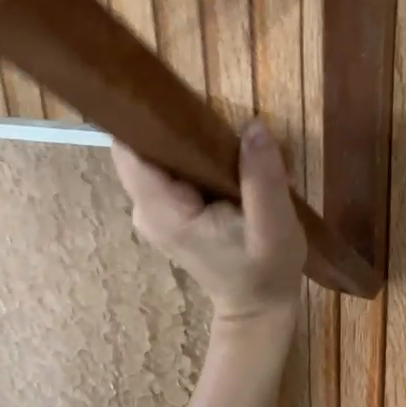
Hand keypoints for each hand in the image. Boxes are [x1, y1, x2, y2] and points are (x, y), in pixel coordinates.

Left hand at [111, 121, 307, 339]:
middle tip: (218, 117)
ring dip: (186, 140)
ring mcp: (153, 210)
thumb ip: (262, 176)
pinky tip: (222, 156)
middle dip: (175, 126)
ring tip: (225, 137)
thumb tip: (254, 127)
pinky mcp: (167, 210)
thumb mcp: (275, 225)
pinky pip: (169, 168)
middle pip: (141, 148)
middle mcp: (145, 209)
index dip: (147, 118)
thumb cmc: (266, 270)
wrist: (258, 308)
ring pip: (156, 154)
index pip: (129, 150)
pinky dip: (192, 155)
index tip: (179, 98)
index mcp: (163, 211)